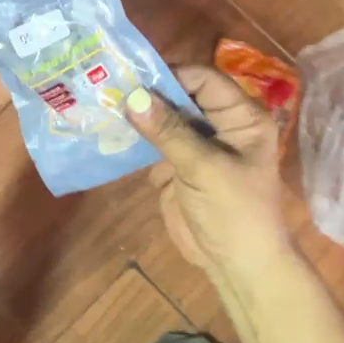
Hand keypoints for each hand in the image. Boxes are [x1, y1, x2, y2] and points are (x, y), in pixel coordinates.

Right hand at [125, 67, 295, 285]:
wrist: (237, 266)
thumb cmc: (234, 213)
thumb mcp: (202, 168)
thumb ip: (168, 132)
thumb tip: (133, 97)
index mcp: (241, 118)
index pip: (204, 80)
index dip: (171, 75)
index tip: (133, 77)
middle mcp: (220, 125)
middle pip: (181, 96)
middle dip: (149, 94)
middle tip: (109, 86)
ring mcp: (198, 146)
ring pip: (164, 119)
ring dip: (138, 116)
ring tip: (102, 103)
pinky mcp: (178, 166)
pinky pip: (153, 144)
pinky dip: (134, 139)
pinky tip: (108, 131)